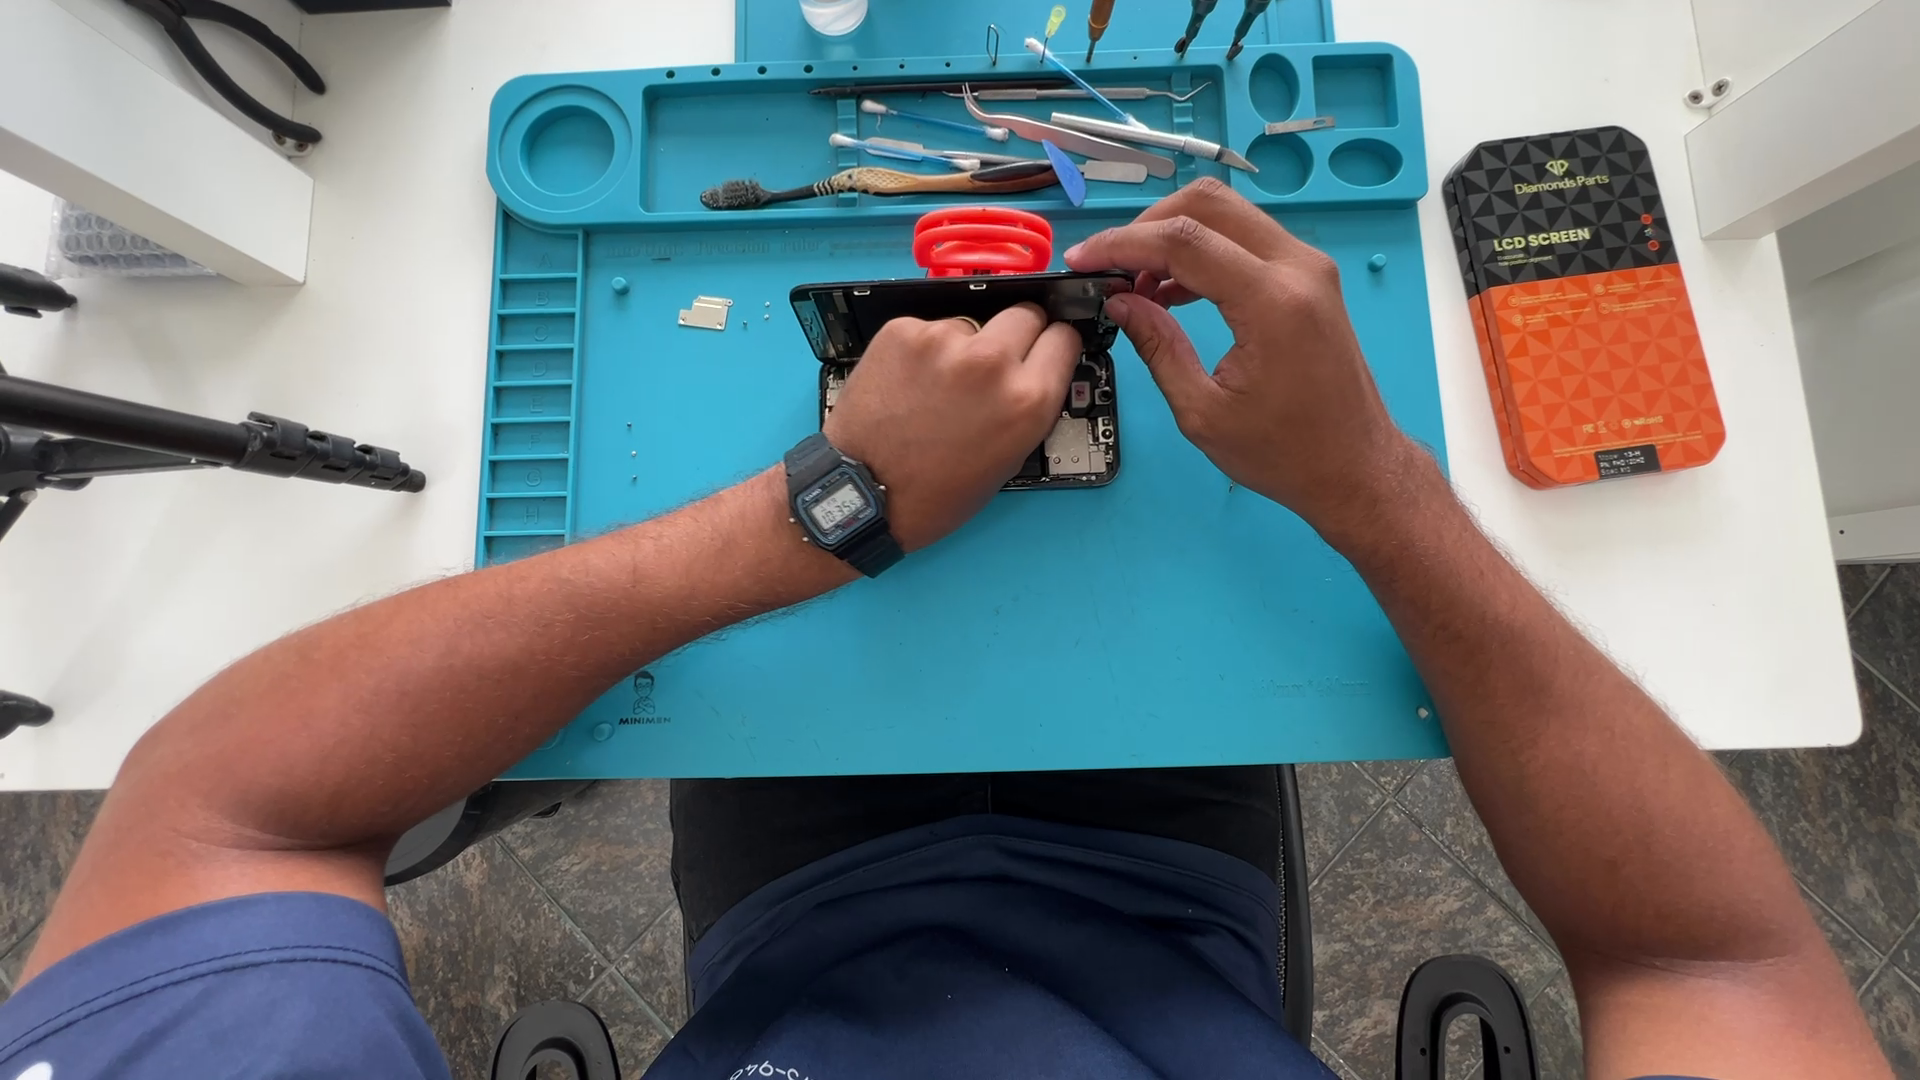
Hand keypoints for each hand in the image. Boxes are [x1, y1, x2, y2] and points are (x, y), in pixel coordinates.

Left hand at [824, 302, 1079, 550]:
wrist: (863, 494)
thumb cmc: (936, 494)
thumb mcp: (1007, 461)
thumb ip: (1028, 407)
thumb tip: (1034, 372)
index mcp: (1028, 400)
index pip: (1064, 338)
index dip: (1055, 345)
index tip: (1045, 349)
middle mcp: (991, 362)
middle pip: (1025, 314)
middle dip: (1016, 335)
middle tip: (994, 364)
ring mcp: (944, 341)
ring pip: (972, 323)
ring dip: (964, 346)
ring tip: (939, 387)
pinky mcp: (903, 331)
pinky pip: (928, 329)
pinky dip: (924, 350)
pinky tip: (910, 383)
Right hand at [1064, 179, 1425, 541]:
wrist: (1352, 465)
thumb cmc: (1281, 452)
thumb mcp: (1202, 412)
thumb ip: (1158, 348)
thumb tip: (1119, 301)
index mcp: (1271, 302)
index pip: (1184, 241)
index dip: (1122, 244)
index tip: (1081, 259)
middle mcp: (1296, 266)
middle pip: (1207, 204)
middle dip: (1145, 226)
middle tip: (1109, 267)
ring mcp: (1307, 266)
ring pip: (1227, 213)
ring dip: (1171, 236)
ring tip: (1135, 284)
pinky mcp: (1307, 277)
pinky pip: (1244, 239)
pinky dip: (1200, 251)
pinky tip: (1170, 291)